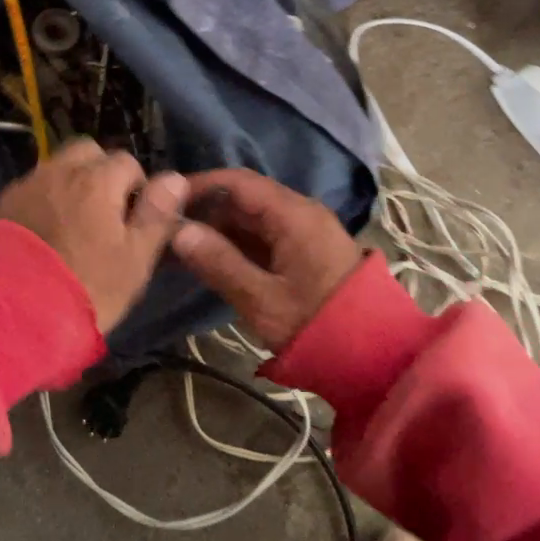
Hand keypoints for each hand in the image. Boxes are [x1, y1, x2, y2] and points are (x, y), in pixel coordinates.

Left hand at [0, 139, 187, 331]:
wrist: (9, 313)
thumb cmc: (85, 287)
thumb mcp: (134, 260)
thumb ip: (156, 215)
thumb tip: (174, 178)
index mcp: (97, 180)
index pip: (127, 162)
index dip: (136, 187)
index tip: (133, 220)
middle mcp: (59, 171)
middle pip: (87, 153)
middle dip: (100, 173)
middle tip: (103, 213)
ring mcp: (25, 186)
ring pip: (56, 169)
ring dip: (69, 186)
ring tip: (71, 226)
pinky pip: (30, 191)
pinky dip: (41, 202)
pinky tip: (41, 235)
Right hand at [170, 168, 363, 349]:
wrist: (374, 358)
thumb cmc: (316, 325)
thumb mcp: (262, 299)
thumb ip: (219, 262)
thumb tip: (178, 231)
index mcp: (293, 215)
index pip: (238, 182)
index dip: (200, 186)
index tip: (165, 199)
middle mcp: (301, 213)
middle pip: (243, 199)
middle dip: (204, 212)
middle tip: (165, 231)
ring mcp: (306, 233)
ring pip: (252, 220)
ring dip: (218, 231)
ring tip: (180, 250)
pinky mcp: (306, 253)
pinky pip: (264, 237)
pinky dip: (236, 245)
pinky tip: (210, 262)